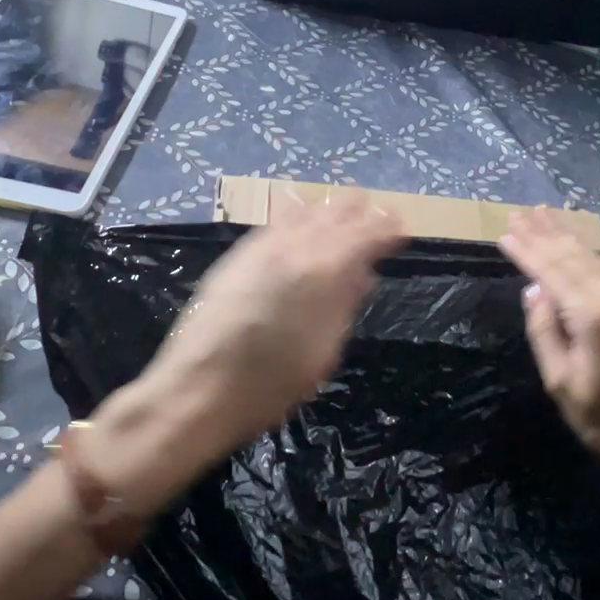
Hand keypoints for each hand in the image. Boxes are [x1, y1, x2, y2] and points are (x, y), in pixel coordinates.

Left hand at [82, 193, 405, 500]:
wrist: (198, 390)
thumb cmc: (270, 386)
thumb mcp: (323, 352)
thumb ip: (344, 305)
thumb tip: (363, 274)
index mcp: (325, 273)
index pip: (365, 235)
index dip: (386, 228)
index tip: (401, 227)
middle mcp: (296, 249)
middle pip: (336, 215)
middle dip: (360, 212)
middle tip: (378, 214)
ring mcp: (263, 247)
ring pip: (305, 211)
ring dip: (329, 209)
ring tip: (345, 209)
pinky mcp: (238, 254)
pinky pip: (276, 221)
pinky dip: (297, 214)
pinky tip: (302, 215)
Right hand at [499, 208, 599, 497]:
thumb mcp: (561, 383)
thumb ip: (544, 331)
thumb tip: (534, 290)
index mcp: (591, 313)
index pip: (550, 271)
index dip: (526, 251)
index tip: (504, 233)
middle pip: (572, 255)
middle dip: (544, 233)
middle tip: (519, 213)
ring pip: (592, 257)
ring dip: (565, 236)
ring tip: (544, 215)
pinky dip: (586, 252)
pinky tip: (575, 246)